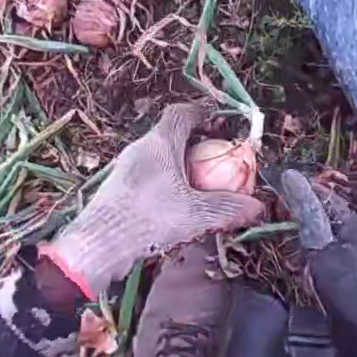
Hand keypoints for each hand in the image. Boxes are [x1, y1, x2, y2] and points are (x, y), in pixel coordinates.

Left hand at [41, 104, 264, 296]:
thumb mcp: (196, 214)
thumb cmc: (148, 219)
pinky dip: (165, 182)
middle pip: (170, 136)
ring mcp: (125, 169)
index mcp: (158, 144)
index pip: (181, 114)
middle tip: (214, 157)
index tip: (218, 120)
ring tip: (197, 185)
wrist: (99, 244)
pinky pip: (147, 176)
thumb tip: (257, 208)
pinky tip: (174, 205)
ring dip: (178, 166)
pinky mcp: (117, 189)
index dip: (201, 113)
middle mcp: (138, 150)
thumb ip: (227, 208)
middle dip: (194, 144)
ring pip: (157, 158)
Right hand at [279, 170, 356, 356]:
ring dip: (309, 235)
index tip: (280, 181)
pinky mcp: (356, 287)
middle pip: (329, 219)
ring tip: (286, 232)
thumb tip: (294, 179)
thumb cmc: (352, 297)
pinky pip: (330, 262)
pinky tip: (303, 265)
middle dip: (306, 211)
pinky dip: (313, 258)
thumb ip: (310, 220)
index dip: (304, 189)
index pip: (327, 199)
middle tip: (278, 207)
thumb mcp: (324, 255)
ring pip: (329, 241)